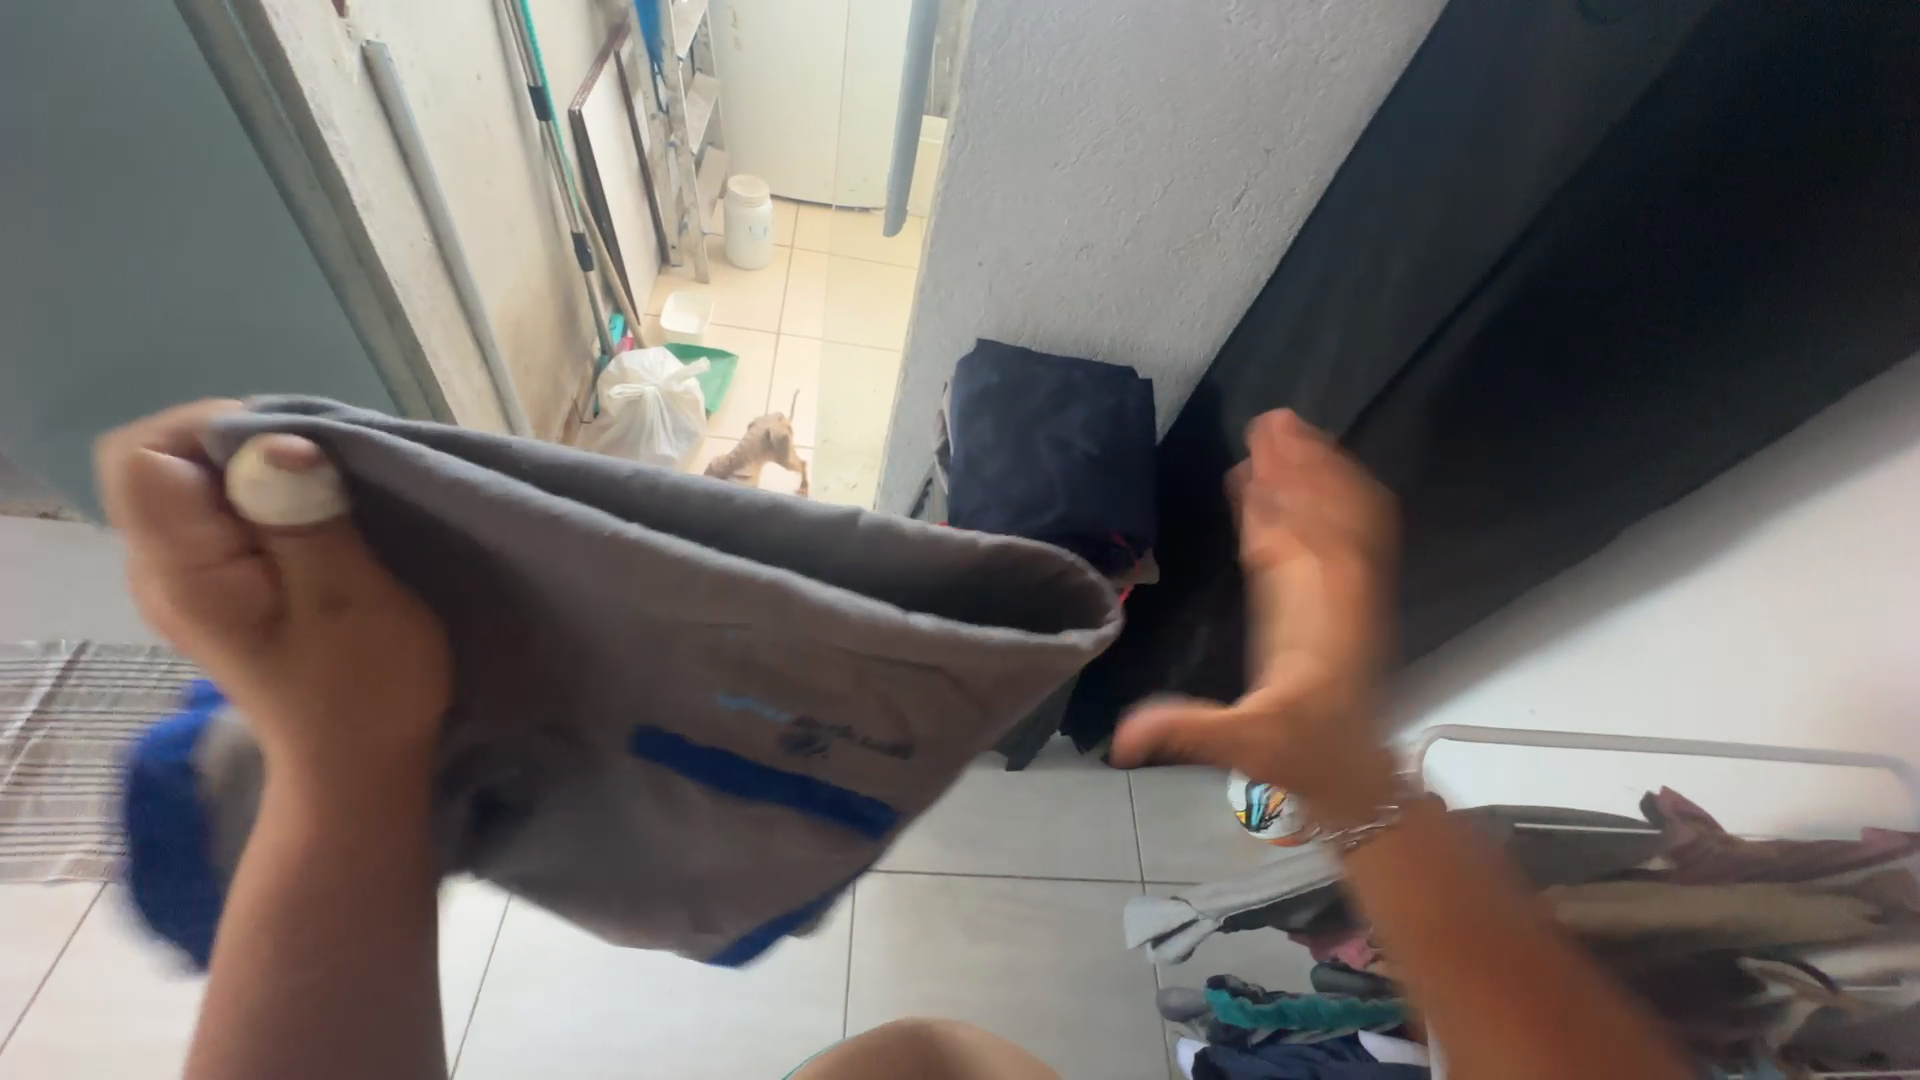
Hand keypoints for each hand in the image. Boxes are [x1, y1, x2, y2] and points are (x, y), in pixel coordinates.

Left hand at [96, 401, 451, 793]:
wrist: (364, 758)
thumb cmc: (367, 684)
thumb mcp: (350, 599)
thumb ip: (306, 521)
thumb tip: (279, 443)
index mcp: (185, 572)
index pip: (146, 457)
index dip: (219, 429)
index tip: (309, 449)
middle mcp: (166, 568)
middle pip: (171, 466)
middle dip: (257, 448)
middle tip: (343, 474)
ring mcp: (194, 580)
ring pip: (207, 489)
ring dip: (276, 477)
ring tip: (346, 497)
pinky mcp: (229, 588)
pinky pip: (234, 519)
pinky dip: (282, 504)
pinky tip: (331, 523)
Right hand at [1110, 409, 1401, 827]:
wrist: (1358, 773)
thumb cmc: (1301, 756)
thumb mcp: (1241, 745)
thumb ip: (1186, 730)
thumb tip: (1119, 736)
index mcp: (1314, 624)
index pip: (1301, 550)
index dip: (1280, 504)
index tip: (1254, 462)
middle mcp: (1341, 598)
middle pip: (1327, 517)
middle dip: (1301, 467)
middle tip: (1272, 420)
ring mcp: (1352, 594)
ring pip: (1344, 519)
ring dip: (1321, 472)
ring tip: (1290, 432)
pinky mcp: (1351, 597)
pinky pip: (1350, 537)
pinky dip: (1332, 499)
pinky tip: (1310, 478)